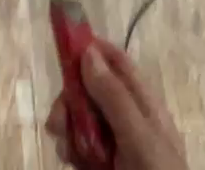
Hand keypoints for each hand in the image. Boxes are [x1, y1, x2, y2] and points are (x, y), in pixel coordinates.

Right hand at [46, 40, 187, 169]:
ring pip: (80, 116)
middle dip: (70, 98)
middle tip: (59, 119)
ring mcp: (115, 142)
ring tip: (65, 148)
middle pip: (90, 88)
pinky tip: (69, 161)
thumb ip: (114, 97)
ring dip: (66, 126)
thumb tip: (87, 51)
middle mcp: (128, 118)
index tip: (64, 46)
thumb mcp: (139, 137)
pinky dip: (69, 148)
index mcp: (144, 104)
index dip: (92, 47)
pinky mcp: (101, 163)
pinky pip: (78, 145)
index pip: (117, 62)